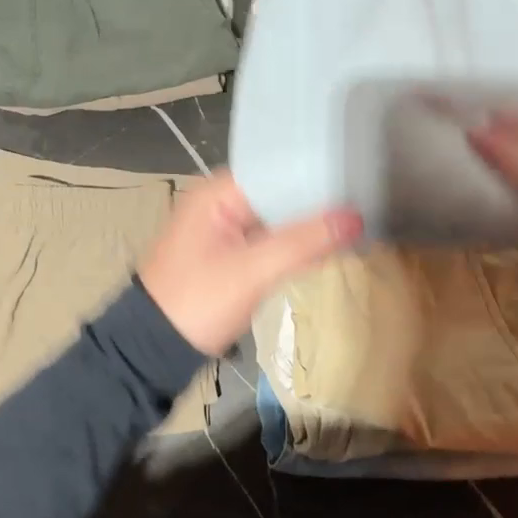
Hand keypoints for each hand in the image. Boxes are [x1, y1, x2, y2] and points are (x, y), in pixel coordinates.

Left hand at [139, 171, 361, 354]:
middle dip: (316, 199)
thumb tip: (356, 216)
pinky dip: (293, 244)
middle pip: (278, 191)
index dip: (315, 173)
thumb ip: (302, 243)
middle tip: (365, 200)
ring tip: (356, 221)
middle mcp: (219, 202)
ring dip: (307, 224)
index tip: (356, 177)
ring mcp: (223, 229)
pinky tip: (326, 247)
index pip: (276, 168)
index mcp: (217, 192)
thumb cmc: (197, 302)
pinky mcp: (229, 255)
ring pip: (276, 217)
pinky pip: (269, 239)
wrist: (152, 350)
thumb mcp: (252, 272)